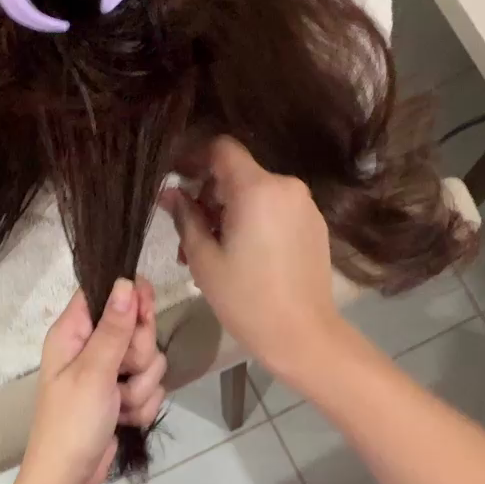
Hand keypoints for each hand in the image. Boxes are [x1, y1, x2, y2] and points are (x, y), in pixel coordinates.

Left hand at [23, 278, 164, 483]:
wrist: (69, 476)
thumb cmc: (71, 423)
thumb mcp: (93, 372)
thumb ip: (114, 328)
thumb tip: (126, 282)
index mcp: (72, 333)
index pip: (106, 293)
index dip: (130, 298)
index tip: (144, 313)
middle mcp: (90, 348)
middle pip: (136, 326)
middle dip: (140, 354)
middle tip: (123, 373)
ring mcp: (108, 374)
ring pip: (149, 361)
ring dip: (141, 387)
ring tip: (118, 405)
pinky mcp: (122, 397)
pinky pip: (149, 388)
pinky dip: (141, 406)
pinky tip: (124, 420)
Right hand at [161, 136, 359, 380]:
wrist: (301, 334)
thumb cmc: (245, 300)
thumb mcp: (204, 260)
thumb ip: (185, 219)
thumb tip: (170, 193)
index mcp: (256, 189)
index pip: (221, 150)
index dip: (194, 159)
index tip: (176, 182)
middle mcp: (285, 186)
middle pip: (238, 175)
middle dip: (209, 198)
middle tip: (187, 237)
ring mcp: (304, 205)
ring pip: (256, 196)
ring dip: (229, 215)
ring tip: (211, 255)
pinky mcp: (314, 225)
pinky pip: (275, 212)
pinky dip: (253, 224)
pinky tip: (242, 258)